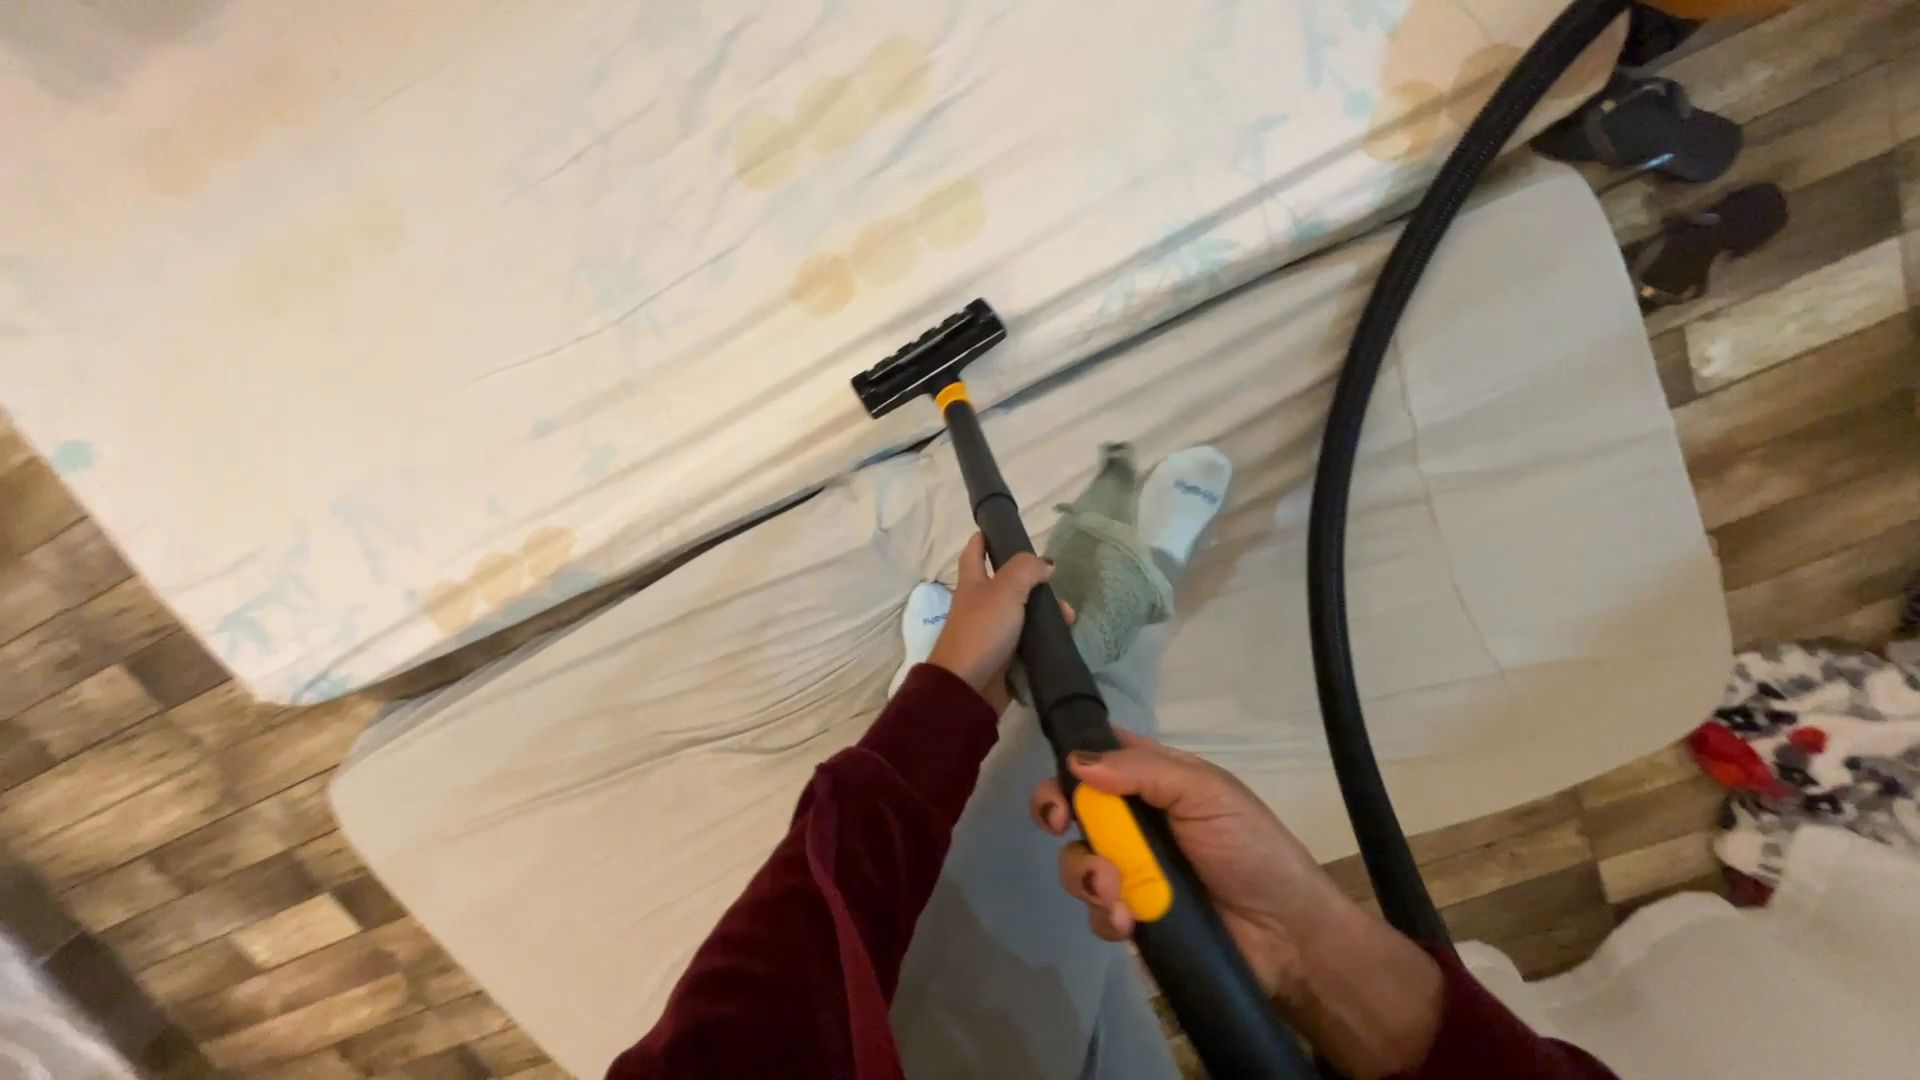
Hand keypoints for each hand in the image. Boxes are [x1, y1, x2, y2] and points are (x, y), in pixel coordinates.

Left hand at [926, 533, 1070, 713]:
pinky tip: (1064, 636)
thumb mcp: (1005, 589)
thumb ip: (1026, 569)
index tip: (998, 530)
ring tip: (1068, 616)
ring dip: (1046, 612)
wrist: (969, 686)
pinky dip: (1045, 637)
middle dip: (1033, 581)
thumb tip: (1046, 565)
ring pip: (1023, 613)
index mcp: (972, 582)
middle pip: (1007, 584)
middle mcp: (980, 604)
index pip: (974, 552)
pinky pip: (1029, 641)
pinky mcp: (1005, 656)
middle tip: (1056, 581)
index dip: (983, 539)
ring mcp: (992, 632)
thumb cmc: (982, 630)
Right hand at [1029, 731, 1443, 1078]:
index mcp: (1152, 780)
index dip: (1069, 762)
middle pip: (1072, 806)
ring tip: (1113, 889)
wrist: (1289, 937)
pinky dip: (1104, 915)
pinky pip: (1096, 910)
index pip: (1096, 757)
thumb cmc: (1252, 848)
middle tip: (1059, 824)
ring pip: (1077, 860)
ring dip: (1085, 872)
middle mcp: (1134, 821)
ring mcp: (1131, 870)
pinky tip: (1128, 922)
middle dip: (1054, 812)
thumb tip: (1075, 761)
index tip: (1059, 777)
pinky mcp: (1133, 916)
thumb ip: (1142, 770)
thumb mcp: (1206, 792)